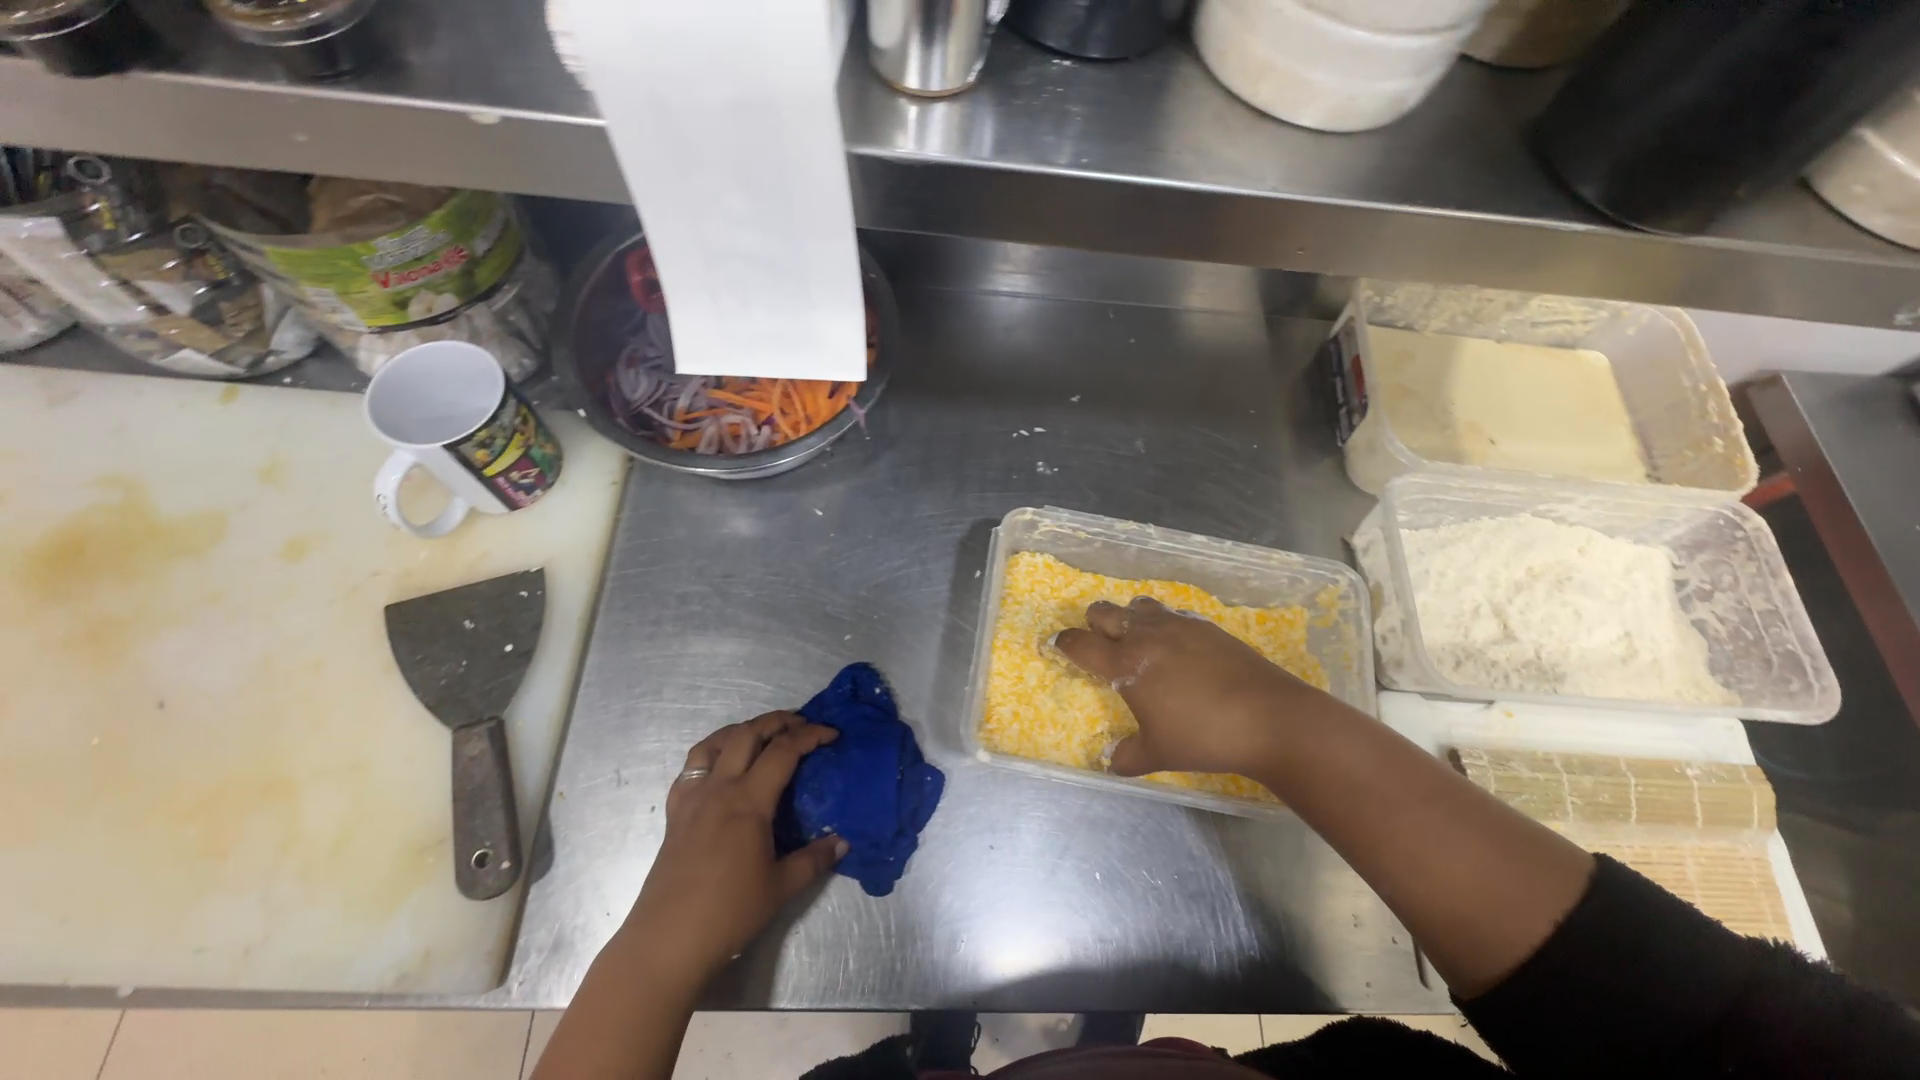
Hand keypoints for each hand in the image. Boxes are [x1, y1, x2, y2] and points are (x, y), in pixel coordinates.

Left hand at [622, 712, 846, 987]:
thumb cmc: (729, 912)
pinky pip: (691, 767)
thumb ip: (814, 859)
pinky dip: (712, 754)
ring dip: (742, 730)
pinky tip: (723, 768)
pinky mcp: (675, 813)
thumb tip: (842, 842)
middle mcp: (719, 789)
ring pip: (715, 743)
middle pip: (747, 734)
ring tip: (763, 735)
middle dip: (778, 721)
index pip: (783, 751)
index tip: (832, 734)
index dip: (810, 735)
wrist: (668, 940)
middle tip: (802, 725)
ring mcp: (692, 798)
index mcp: (748, 801)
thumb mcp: (781, 887)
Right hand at [1054, 596, 1319, 779]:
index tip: (1058, 644)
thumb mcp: (1159, 753)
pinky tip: (1173, 644)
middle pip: (1105, 611)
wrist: (1270, 718)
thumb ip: (1127, 755)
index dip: (1064, 643)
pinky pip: (1171, 613)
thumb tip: (1110, 759)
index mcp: (1126, 663)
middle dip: (1093, 623)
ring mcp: (1179, 625)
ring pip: (1138, 605)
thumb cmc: (1205, 737)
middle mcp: (1147, 635)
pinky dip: (1161, 622)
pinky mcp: (1207, 626)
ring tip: (1135, 638)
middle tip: (1096, 641)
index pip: (1081, 643)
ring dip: (1128, 617)